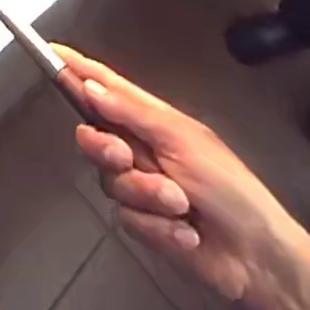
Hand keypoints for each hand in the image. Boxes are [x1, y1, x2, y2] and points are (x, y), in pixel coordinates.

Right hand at [56, 44, 290, 303]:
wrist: (256, 257)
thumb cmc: (230, 187)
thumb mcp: (182, 139)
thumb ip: (132, 113)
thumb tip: (91, 86)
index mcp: (151, 118)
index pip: (107, 86)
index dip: (79, 68)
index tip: (53, 52)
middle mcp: (140, 147)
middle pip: (94, 135)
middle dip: (105, 148)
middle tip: (124, 157)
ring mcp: (139, 185)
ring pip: (110, 181)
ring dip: (147, 195)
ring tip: (180, 204)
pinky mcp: (142, 221)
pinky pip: (126, 218)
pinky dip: (157, 226)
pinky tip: (185, 231)